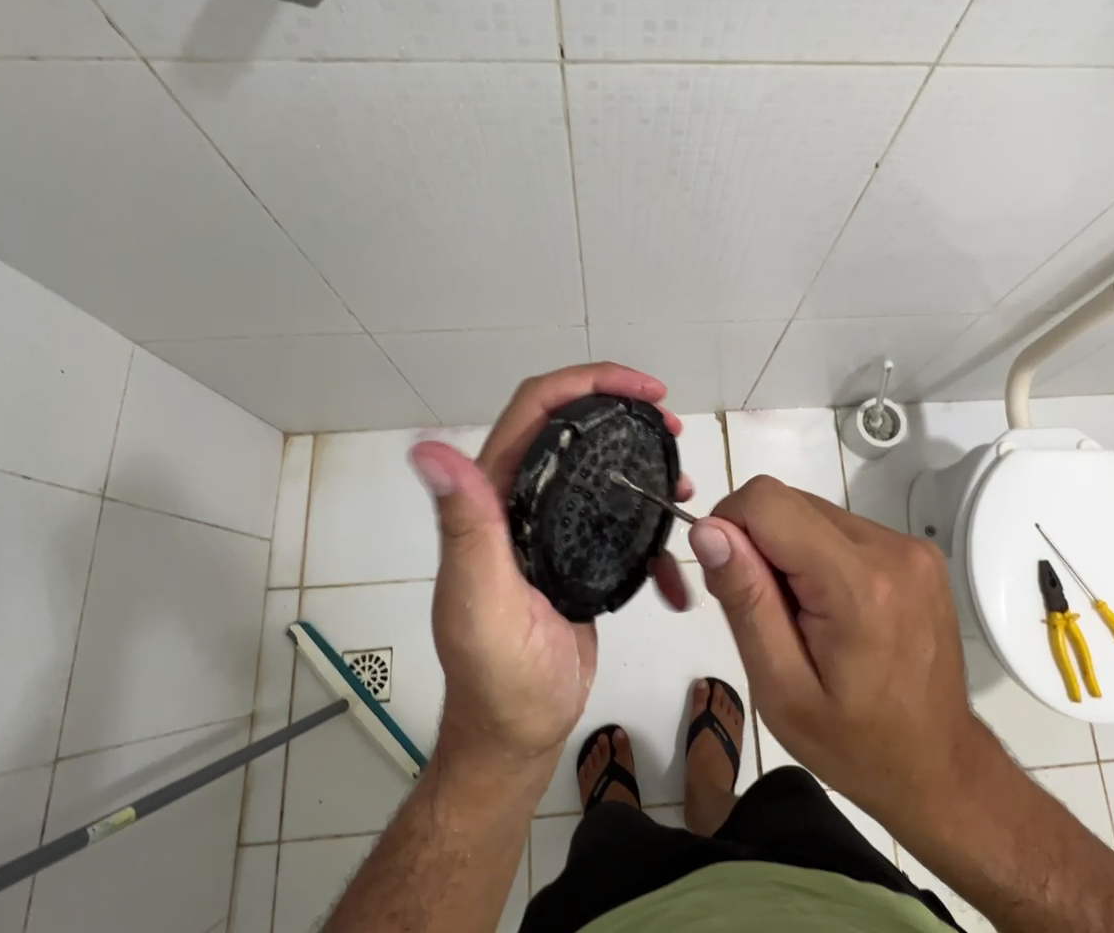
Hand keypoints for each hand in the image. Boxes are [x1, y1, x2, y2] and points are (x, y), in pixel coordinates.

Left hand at [411, 363, 693, 769]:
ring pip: (602, 472)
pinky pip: (620, 524)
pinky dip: (652, 534)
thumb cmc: (497, 674)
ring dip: (645, 467)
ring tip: (683, 480)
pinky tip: (676, 563)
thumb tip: (430, 449)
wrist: (521, 731)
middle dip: (626, 415)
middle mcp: (522, 502)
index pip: (535, 411)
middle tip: (673, 428)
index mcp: (493, 498)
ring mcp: (553, 529)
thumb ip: (466, 526)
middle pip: (575, 430)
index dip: (587, 382)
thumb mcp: (481, 600)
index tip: (645, 390)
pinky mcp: (581, 557)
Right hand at [687, 477, 986, 821]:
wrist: (936, 765)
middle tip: (767, 614)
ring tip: (803, 620)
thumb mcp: (780, 688)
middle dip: (759, 545)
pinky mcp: (920, 553)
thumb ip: (745, 601)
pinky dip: (821, 557)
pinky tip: (832, 612)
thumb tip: (708, 530)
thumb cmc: (853, 743)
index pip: (767, 501)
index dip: (729, 525)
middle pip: (790, 503)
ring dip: (791, 553)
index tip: (728, 579)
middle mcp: (892, 549)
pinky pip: (844, 530)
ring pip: (815, 513)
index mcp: (857, 584)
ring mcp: (912, 548)